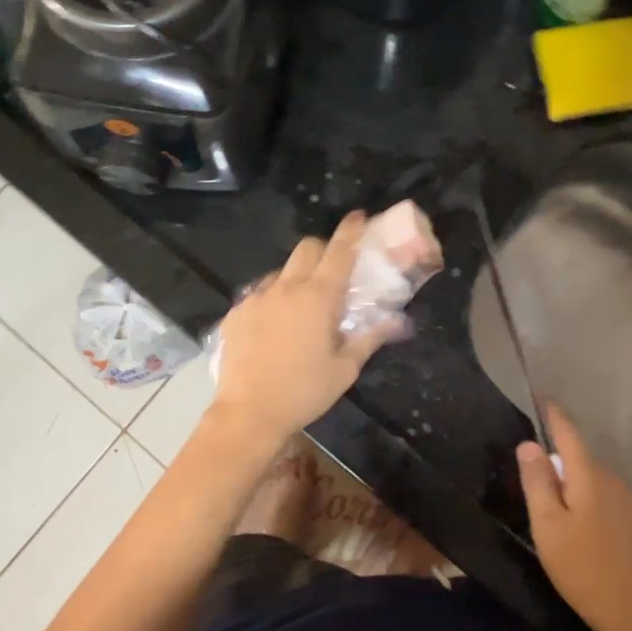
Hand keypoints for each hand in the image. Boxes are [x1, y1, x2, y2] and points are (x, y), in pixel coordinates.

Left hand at [212, 212, 399, 449]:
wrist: (248, 413)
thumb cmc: (304, 391)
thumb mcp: (344, 369)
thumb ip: (369, 338)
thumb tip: (395, 322)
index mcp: (318, 297)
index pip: (339, 252)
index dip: (351, 231)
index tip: (359, 217)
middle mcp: (286, 288)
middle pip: (306, 248)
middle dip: (322, 250)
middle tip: (332, 271)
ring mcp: (256, 298)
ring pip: (280, 271)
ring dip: (295, 277)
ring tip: (300, 306)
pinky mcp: (236, 312)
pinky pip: (258, 293)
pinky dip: (272, 299)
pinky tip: (273, 327)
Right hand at [518, 402, 631, 630]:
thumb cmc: (584, 569)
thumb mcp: (548, 526)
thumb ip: (537, 482)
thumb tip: (529, 444)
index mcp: (590, 476)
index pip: (569, 431)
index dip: (553, 413)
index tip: (540, 396)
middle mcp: (612, 480)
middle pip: (578, 456)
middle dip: (555, 457)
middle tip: (529, 474)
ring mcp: (627, 501)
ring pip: (589, 478)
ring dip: (569, 481)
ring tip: (548, 506)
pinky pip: (601, 495)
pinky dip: (582, 498)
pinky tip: (573, 526)